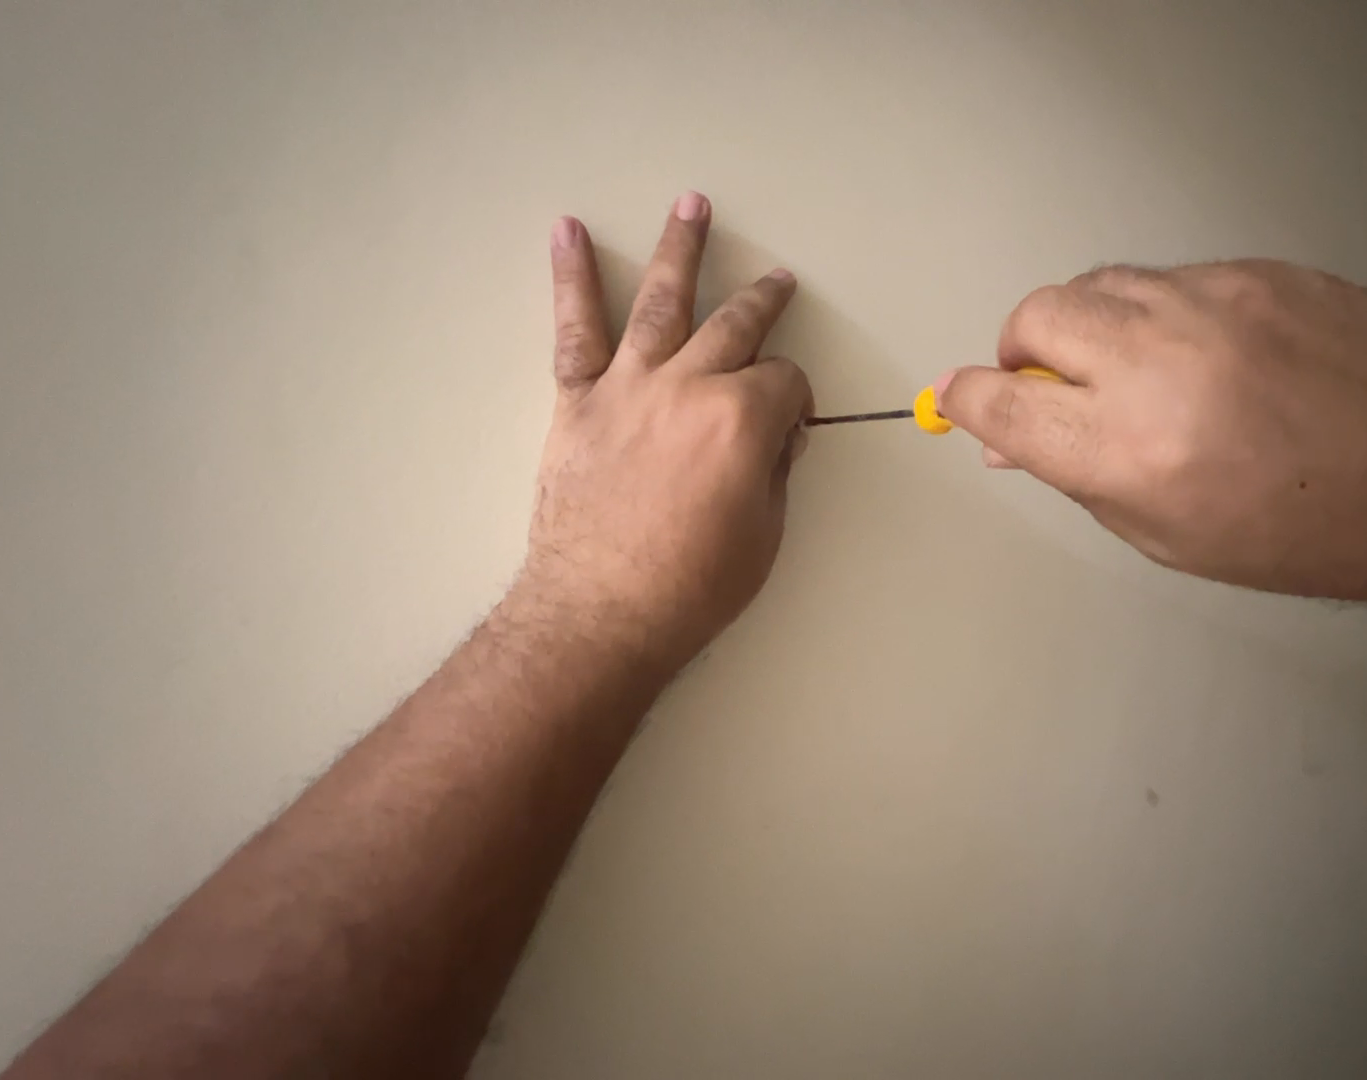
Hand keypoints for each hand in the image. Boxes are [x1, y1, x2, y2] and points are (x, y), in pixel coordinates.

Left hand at [505, 193, 811, 672]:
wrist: (602, 612)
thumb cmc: (697, 583)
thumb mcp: (765, 531)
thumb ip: (773, 468)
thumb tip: (776, 435)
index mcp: (745, 418)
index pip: (786, 382)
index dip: (797, 401)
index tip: (792, 426)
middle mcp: (691, 385)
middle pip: (737, 326)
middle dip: (764, 301)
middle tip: (779, 279)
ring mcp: (630, 387)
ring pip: (664, 302)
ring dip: (682, 249)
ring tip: (691, 205)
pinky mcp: (580, 401)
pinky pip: (576, 330)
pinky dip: (573, 279)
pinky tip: (569, 233)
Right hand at [935, 260, 1366, 604]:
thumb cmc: (1300, 534)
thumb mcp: (1168, 535)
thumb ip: (1079, 478)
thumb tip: (1011, 442)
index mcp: (1129, 452)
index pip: (1002, 407)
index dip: (965, 400)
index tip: (955, 399)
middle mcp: (1159, 365)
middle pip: (1036, 318)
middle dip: (1021, 349)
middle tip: (1051, 383)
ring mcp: (1214, 304)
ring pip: (1098, 284)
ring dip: (1084, 326)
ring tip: (1126, 367)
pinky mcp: (1262, 270)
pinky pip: (1169, 279)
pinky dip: (1155, 314)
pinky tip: (1201, 353)